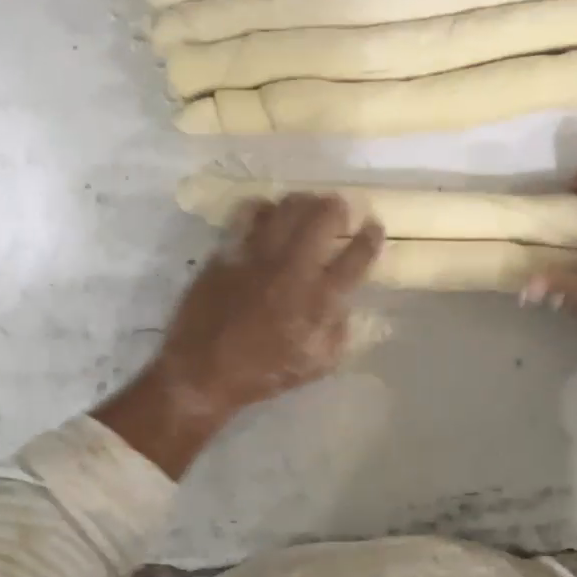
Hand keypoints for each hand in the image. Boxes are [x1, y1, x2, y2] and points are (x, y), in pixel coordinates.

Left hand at [95, 194, 383, 477]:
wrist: (203, 371)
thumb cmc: (263, 374)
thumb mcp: (316, 364)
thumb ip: (338, 330)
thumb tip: (344, 303)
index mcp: (320, 299)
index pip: (357, 256)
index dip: (370, 237)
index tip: (373, 227)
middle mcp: (293, 269)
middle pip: (324, 217)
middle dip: (338, 207)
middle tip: (338, 210)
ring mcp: (258, 256)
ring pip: (288, 207)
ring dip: (303, 202)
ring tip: (305, 207)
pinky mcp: (228, 252)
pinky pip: (248, 214)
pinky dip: (262, 209)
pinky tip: (265, 215)